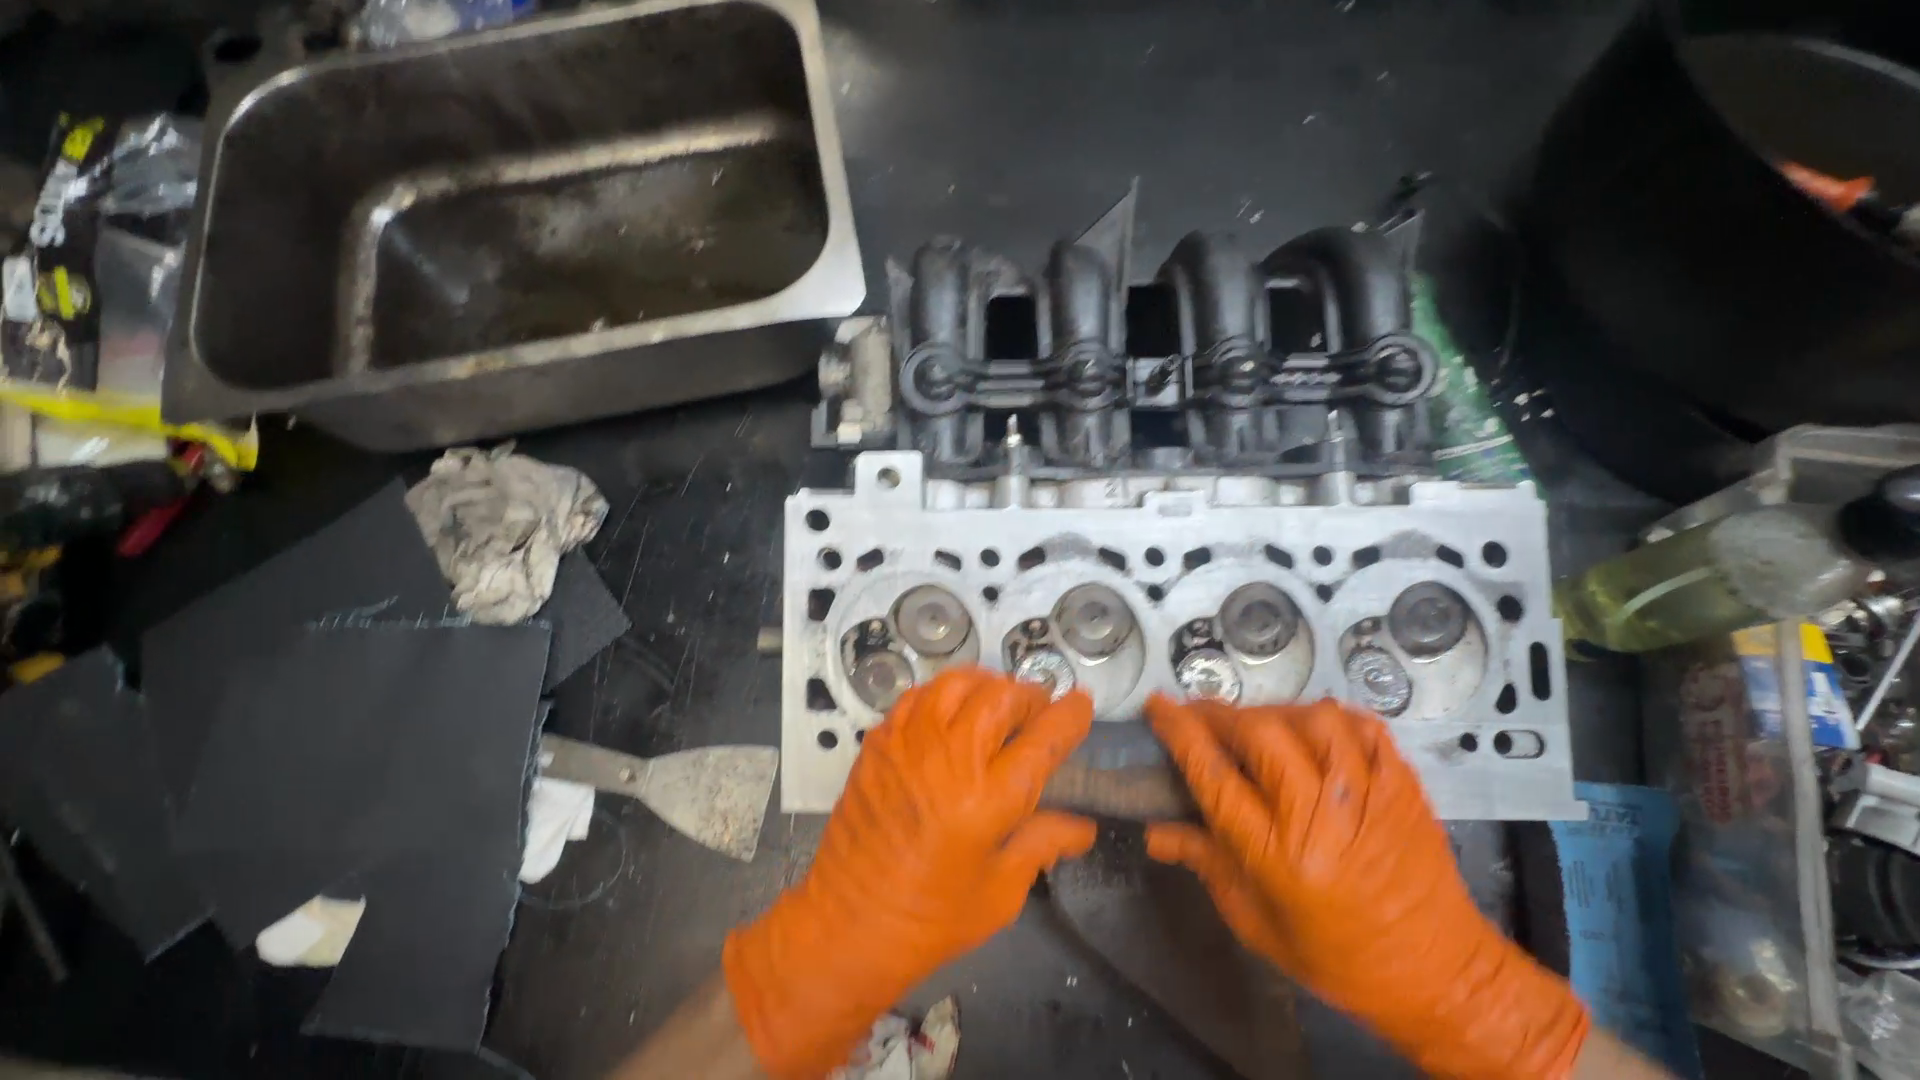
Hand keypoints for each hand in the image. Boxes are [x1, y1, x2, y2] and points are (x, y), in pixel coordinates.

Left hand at [724, 669, 1095, 1078]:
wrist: (850, 923)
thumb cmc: (933, 917)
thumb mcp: (1002, 891)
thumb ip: (1043, 844)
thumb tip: (1083, 826)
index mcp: (989, 798)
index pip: (1044, 737)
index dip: (1070, 716)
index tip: (1081, 705)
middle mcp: (950, 757)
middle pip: (1001, 697)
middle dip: (1030, 697)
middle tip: (1038, 712)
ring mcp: (909, 744)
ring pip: (956, 683)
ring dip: (986, 685)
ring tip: (996, 702)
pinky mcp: (878, 744)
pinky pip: (916, 697)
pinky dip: (942, 695)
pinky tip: (950, 713)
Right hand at [1145, 696, 1591, 1079]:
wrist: (1436, 971)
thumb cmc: (1334, 955)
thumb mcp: (1255, 921)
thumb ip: (1205, 864)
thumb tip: (1153, 832)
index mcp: (1276, 853)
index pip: (1215, 775)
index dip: (1180, 732)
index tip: (1158, 706)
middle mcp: (1320, 814)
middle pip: (1260, 734)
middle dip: (1221, 714)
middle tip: (1200, 713)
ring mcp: (1368, 793)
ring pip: (1314, 719)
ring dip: (1275, 711)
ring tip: (1257, 722)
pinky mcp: (1401, 786)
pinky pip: (1364, 727)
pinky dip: (1332, 716)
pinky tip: (1313, 726)